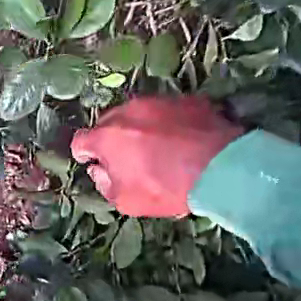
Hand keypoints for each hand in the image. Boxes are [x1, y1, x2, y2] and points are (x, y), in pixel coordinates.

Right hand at [70, 96, 241, 217]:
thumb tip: (100, 170)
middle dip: (111, 139)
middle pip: (108, 123)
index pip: (80, 141)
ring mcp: (158, 101)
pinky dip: (168, 123)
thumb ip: (105, 184)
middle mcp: (127, 111)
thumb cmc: (166, 188)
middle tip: (126, 159)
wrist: (220, 167)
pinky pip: (168, 111)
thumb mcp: (126, 201)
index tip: (93, 163)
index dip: (84, 154)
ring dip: (140, 128)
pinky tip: (181, 141)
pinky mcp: (186, 99)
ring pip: (138, 113)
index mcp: (106, 137)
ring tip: (156, 148)